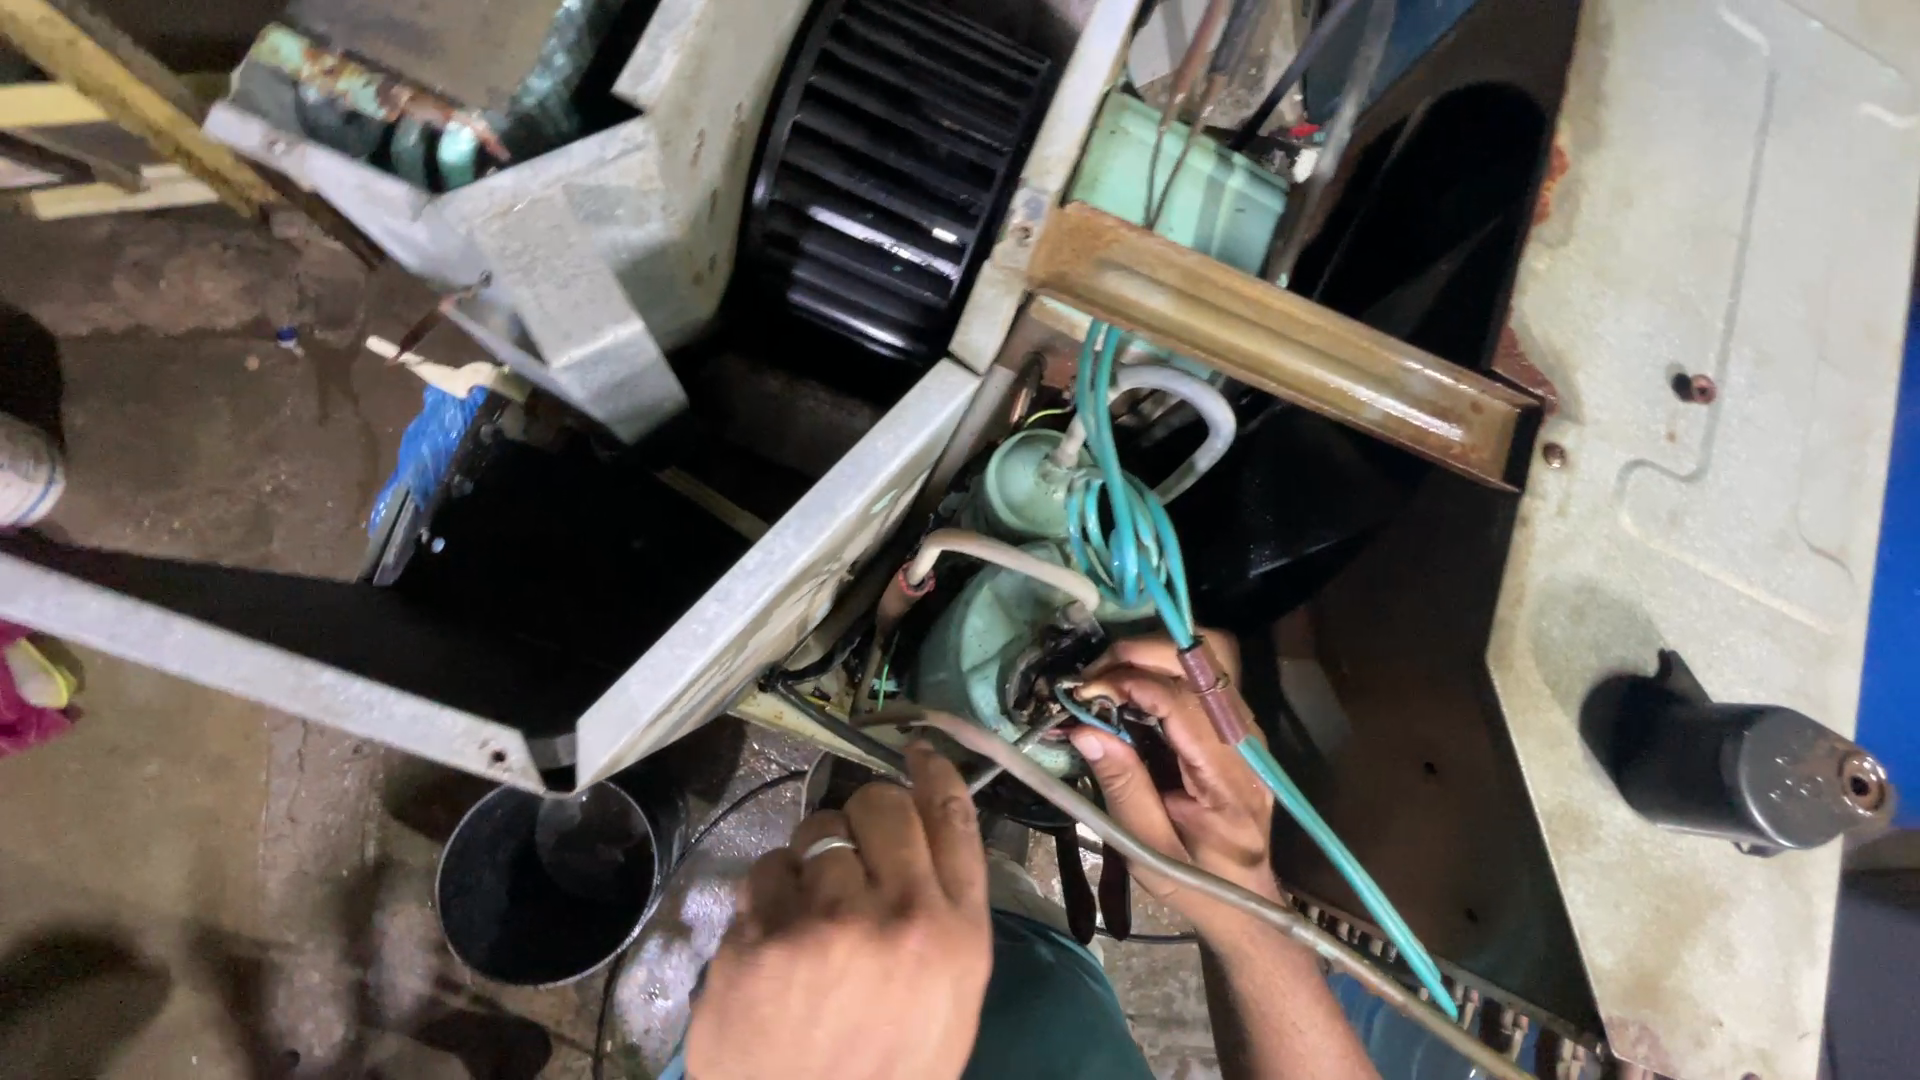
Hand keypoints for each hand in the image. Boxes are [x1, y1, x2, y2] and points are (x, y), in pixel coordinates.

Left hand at [686, 744, 992, 1079]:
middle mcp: (899, 916)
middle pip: (883, 803)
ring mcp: (826, 924)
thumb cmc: (890, 1069)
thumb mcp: (951, 998)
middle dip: (867, 812)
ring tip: (813, 906)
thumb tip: (923, 833)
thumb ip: (946, 911)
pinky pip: (767, 868)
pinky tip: (776, 935)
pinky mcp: (761, 938)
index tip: (918, 751)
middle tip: (855, 845)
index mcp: (957, 935)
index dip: (934, 772)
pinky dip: (771, 891)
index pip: (952, 818)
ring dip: (815, 855)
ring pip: (818, 829)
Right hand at [1070, 632, 1280, 939]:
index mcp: (1230, 777)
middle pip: (1203, 660)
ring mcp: (1244, 728)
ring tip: (1107, 678)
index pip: (1183, 702)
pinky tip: (1127, 690)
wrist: (1248, 903)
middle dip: (1141, 653)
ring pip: (1205, 657)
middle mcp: (1246, 741)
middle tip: (1093, 675)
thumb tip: (1084, 730)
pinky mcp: (1233, 725)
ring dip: (1150, 655)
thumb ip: (1122, 788)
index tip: (1084, 692)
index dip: (1130, 684)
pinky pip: (1200, 676)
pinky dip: (1159, 669)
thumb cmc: (1198, 884)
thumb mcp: (1149, 849)